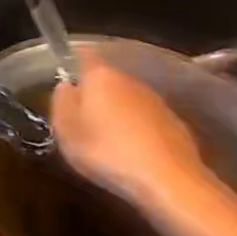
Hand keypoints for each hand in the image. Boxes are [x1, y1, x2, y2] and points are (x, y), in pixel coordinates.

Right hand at [50, 46, 215, 210]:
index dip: (72, 62)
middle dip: (94, 94)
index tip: (65, 82)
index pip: (83, 54)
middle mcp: (129, 79)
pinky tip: (133, 154)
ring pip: (127, 99)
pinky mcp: (174, 122)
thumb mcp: (67, 131)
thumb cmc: (108, 152)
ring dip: (117, 113)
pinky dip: (137, 130)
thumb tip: (66, 86)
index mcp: (100, 75)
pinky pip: (146, 119)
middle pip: (106, 78)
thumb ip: (61, 102)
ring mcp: (155, 100)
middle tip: (81, 121)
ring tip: (107, 142)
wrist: (170, 181)